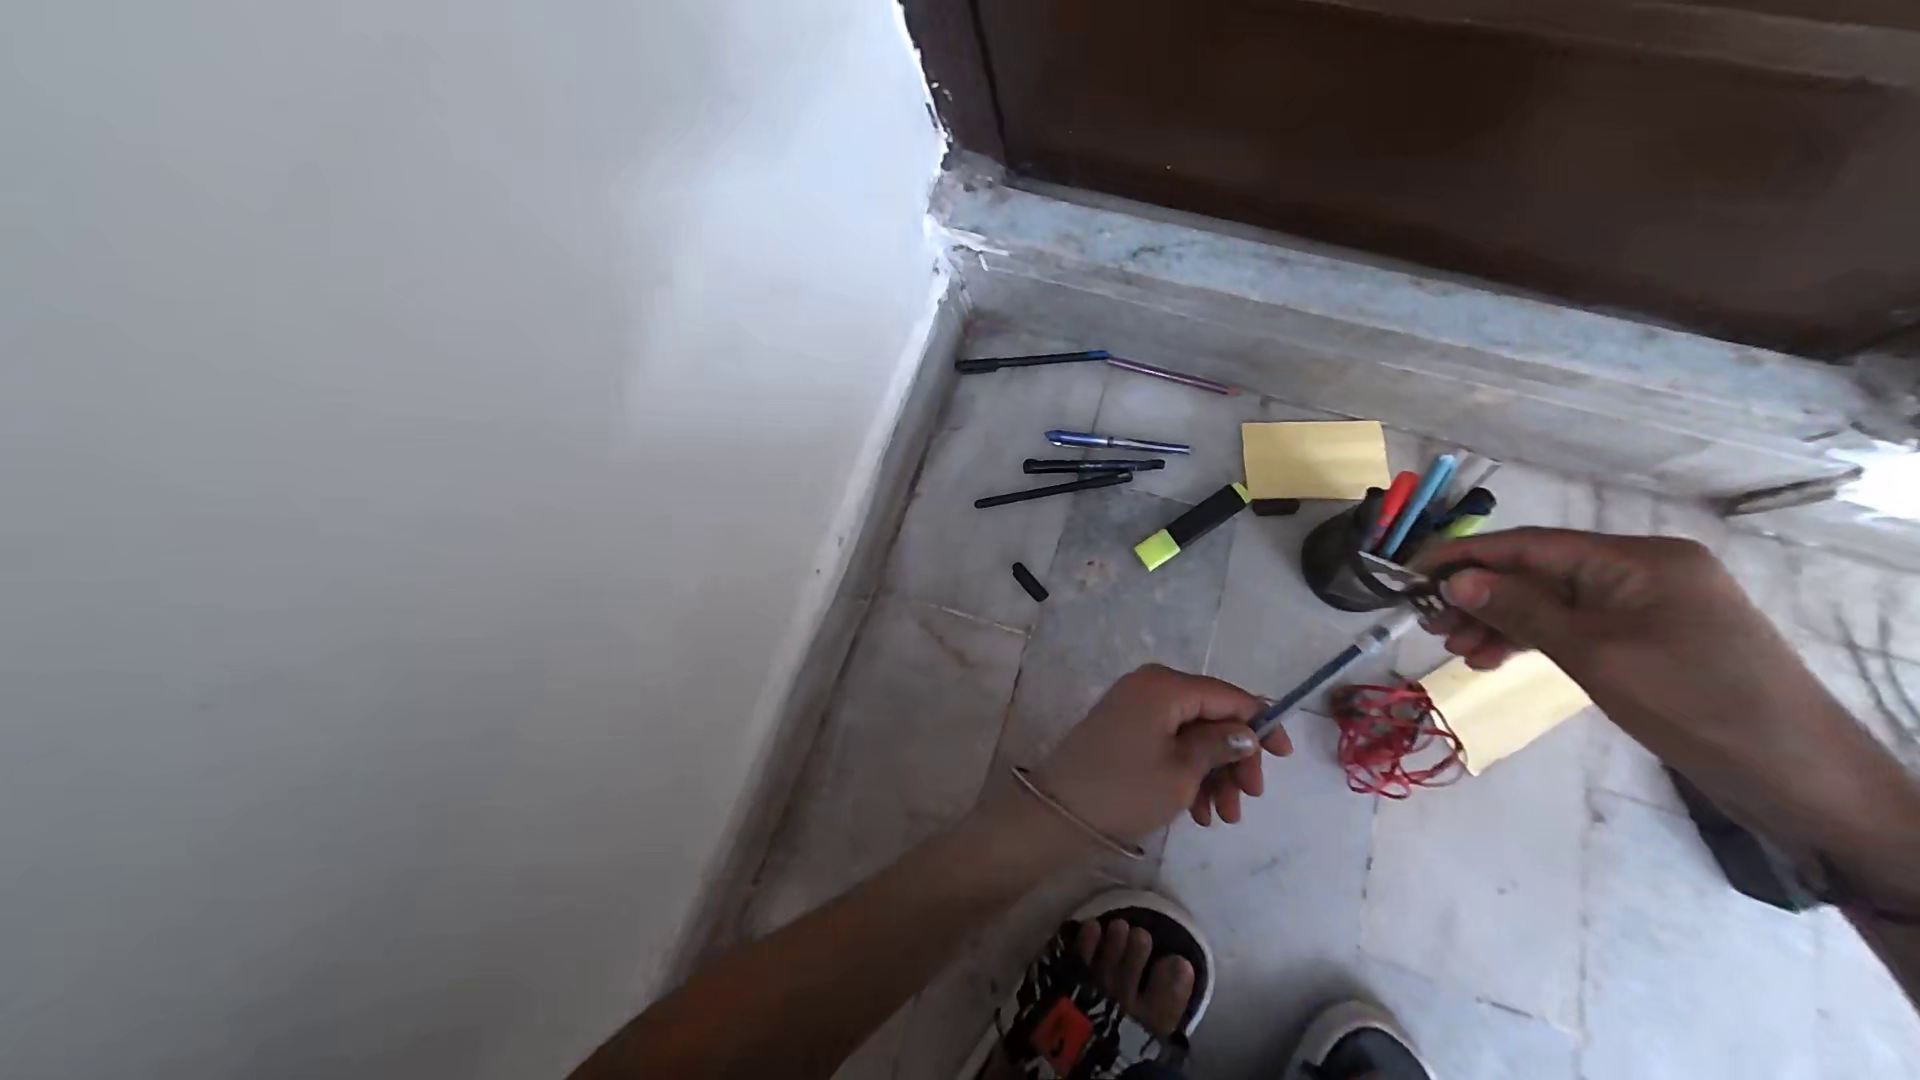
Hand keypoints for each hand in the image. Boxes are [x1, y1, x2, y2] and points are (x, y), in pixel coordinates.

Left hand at [1032, 664, 1292, 838]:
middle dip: (1233, 759)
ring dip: (1213, 773)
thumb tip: (1247, 731)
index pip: (1228, 695)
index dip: (1261, 724)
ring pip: (1192, 734)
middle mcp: (1150, 686)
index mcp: (1165, 685)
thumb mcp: (1183, 770)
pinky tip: (1197, 812)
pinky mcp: (1124, 729)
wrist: (1059, 812)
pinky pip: (1168, 743)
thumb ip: (1221, 744)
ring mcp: (1134, 707)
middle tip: (1247, 800)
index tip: (1284, 758)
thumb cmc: (1126, 789)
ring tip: (1219, 817)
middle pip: (1211, 716)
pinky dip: (1187, 772)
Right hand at [1412, 528, 1919, 890]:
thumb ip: (1520, 609)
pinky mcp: (1642, 635)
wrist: (1796, 776)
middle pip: (1536, 573)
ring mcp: (1643, 604)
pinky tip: (1491, 660)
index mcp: (1638, 560)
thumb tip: (1454, 580)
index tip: (1412, 573)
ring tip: (1457, 650)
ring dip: (1497, 622)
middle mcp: (1639, 570)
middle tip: (1430, 623)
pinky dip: (1528, 639)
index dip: (1466, 556)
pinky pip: (1568, 625)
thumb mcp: (1593, 652)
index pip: (1531, 545)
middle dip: (1479, 596)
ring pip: (1546, 601)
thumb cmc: (1691, 702)